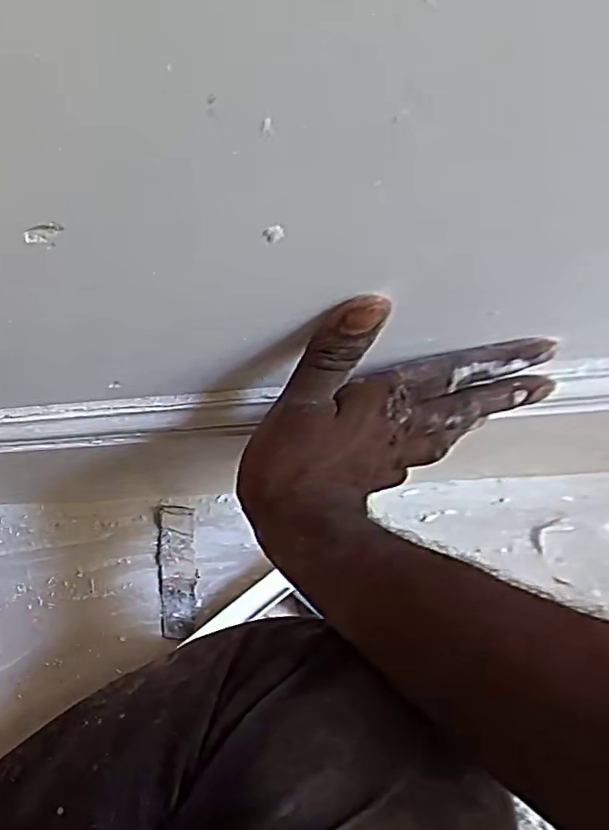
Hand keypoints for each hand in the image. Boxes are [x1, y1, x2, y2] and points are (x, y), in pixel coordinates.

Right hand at [237, 294, 556, 550]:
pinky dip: (428, 449)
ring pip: (445, 430)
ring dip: (473, 418)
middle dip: (499, 389)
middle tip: (538, 380)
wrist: (294, 518)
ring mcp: (389, 456)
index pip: (444, 373)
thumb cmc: (291, 466)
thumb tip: (365, 311)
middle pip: (459, 402)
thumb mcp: (298, 402)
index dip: (484, 359)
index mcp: (382, 402)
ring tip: (493, 410)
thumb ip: (329, 357)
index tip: (527, 350)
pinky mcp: (372, 479)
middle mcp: (397, 428)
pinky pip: (414, 458)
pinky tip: (422, 452)